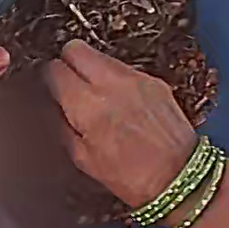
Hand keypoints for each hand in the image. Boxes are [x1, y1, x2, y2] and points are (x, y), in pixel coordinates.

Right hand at [44, 39, 196, 207]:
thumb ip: (61, 125)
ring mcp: (135, 78)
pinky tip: (120, 102)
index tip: (49, 88)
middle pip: (75, 48)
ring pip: (100, 55)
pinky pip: (123, 68)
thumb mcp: (82, 158)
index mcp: (87, 106)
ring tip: (95, 95)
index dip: (47, 78)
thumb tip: (50, 105)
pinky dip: (115, 79)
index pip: (53, 69)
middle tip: (68, 83)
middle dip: (67, 62)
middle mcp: (111, 84)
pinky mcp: (154, 80)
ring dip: (91, 69)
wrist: (181, 179)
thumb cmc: (130, 177)